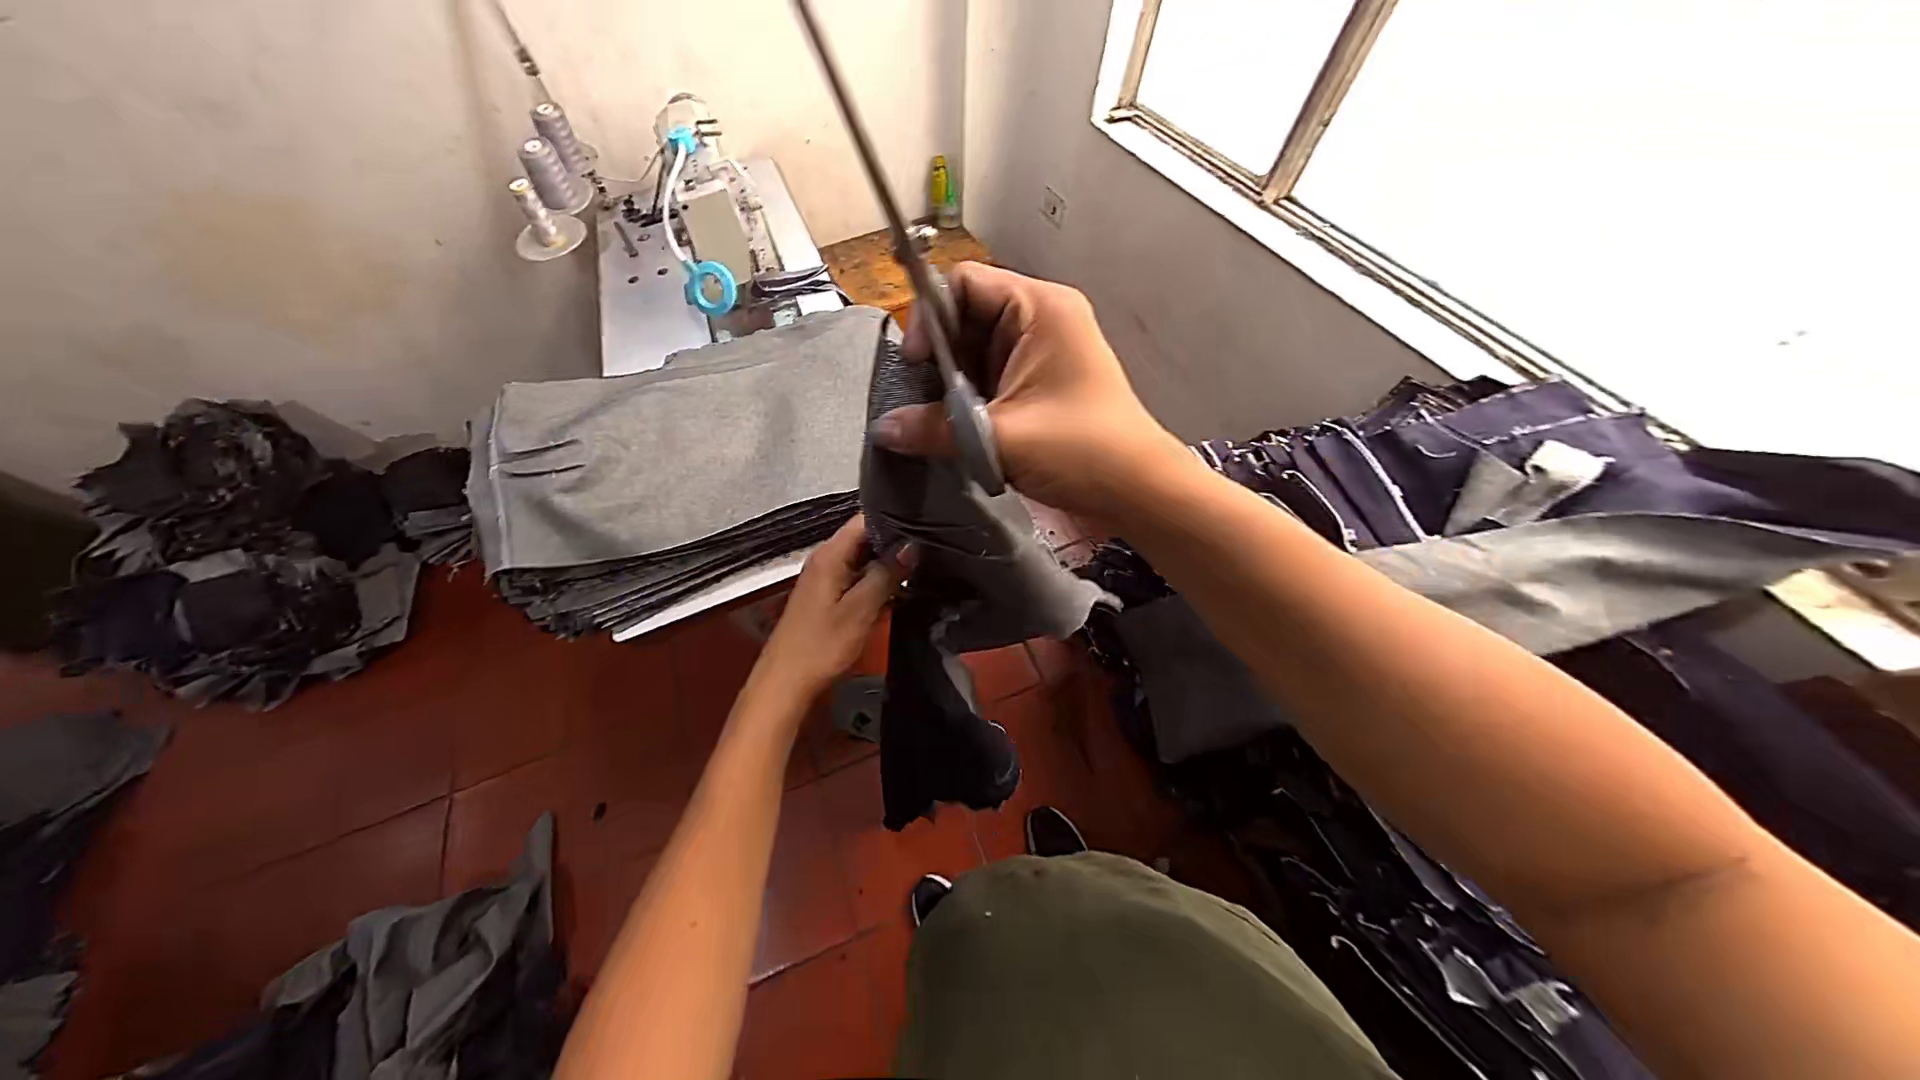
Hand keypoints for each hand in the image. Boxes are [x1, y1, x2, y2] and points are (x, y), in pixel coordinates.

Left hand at [754, 515, 906, 694]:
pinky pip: (857, 578)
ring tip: (920, 571)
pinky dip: (876, 583)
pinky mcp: (828, 597)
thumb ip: (885, 574)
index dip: (894, 520)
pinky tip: (897, 594)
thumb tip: (911, 546)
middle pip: (865, 538)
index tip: (923, 529)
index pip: (864, 519)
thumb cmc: (822, 645)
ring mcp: (825, 578)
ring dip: (887, 566)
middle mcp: (825, 559)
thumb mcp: (861, 609)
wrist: (787, 683)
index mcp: (830, 554)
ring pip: (863, 560)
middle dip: (895, 544)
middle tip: (929, 554)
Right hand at [872, 262, 1188, 520]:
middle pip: (966, 319)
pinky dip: (969, 402)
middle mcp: (1040, 321)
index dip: (931, 318)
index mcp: (1040, 308)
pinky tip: (958, 429)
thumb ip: (936, 429)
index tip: (917, 364)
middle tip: (924, 400)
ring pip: (975, 354)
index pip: (963, 284)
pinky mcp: (1038, 386)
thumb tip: (884, 429)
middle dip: (940, 359)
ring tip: (939, 420)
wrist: (1138, 492)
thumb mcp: (1002, 438)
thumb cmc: (1084, 452)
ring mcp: (1040, 354)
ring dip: (953, 386)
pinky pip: (989, 381)